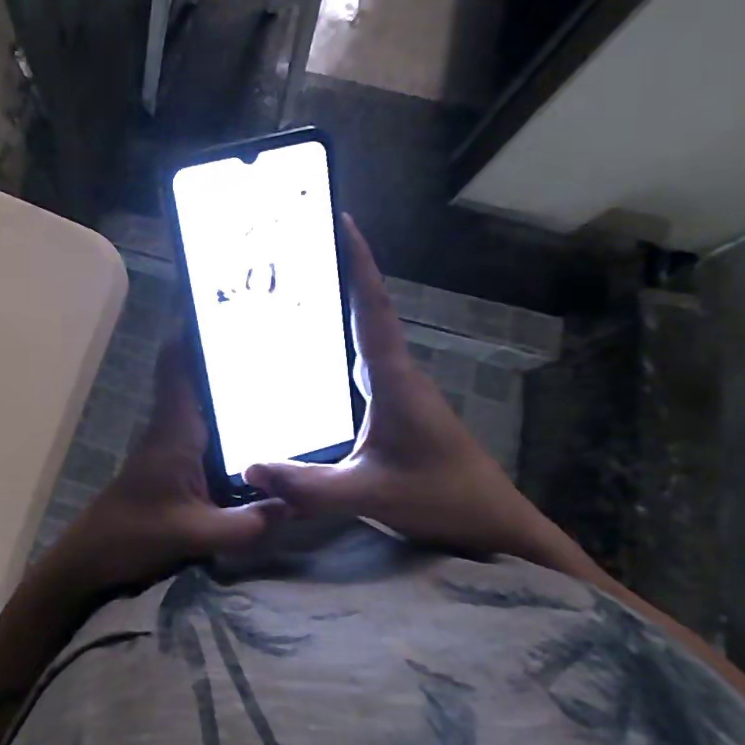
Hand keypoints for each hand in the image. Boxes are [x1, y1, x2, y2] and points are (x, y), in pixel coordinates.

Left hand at [40, 339, 287, 597]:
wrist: (91, 562)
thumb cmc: (132, 537)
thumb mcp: (194, 534)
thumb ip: (246, 523)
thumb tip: (296, 504)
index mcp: (175, 430)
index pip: (178, 365)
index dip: (192, 330)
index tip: (217, 298)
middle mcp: (175, 429)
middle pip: (199, 377)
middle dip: (228, 352)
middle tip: (272, 331)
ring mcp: (176, 448)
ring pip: (207, 404)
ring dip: (233, 387)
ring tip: (280, 370)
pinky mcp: (180, 469)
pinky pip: (212, 434)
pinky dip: (234, 424)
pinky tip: (266, 434)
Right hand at [243, 215, 553, 559]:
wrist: (495, 524)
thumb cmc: (442, 500)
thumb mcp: (370, 494)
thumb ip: (309, 485)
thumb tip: (248, 466)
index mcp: (395, 381)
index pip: (374, 310)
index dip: (358, 264)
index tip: (340, 220)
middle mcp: (401, 376)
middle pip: (371, 312)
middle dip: (343, 275)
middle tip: (304, 249)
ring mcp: (405, 392)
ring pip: (371, 337)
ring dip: (346, 307)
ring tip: (302, 291)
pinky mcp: (403, 410)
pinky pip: (369, 363)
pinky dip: (346, 343)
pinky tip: (319, 360)